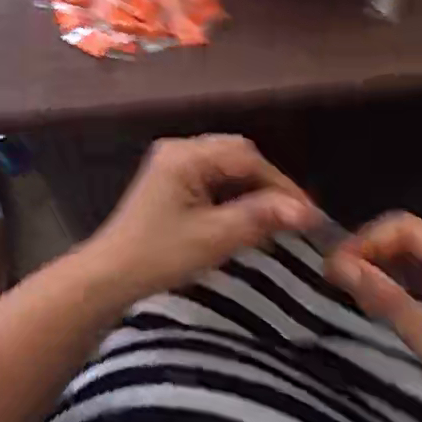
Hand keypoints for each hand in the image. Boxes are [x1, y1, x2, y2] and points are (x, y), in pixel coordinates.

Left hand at [82, 135, 317, 301]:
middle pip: (236, 154)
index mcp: (184, 155)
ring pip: (225, 165)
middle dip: (268, 183)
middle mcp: (177, 150)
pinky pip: (212, 176)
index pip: (246, 156)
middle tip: (294, 217)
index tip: (308, 216)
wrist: (113, 272)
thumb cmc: (161, 253)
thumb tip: (307, 211)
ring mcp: (171, 163)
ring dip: (252, 188)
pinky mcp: (171, 180)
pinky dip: (234, 193)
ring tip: (277, 220)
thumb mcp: (216, 237)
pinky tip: (249, 217)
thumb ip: (260, 217)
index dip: (281, 183)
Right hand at [326, 214, 421, 421]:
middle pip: (414, 243)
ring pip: (418, 267)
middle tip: (336, 279)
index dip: (368, 239)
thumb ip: (392, 305)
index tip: (335, 266)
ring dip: (382, 272)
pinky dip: (399, 293)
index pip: (411, 229)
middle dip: (371, 254)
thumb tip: (336, 263)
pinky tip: (381, 308)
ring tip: (351, 292)